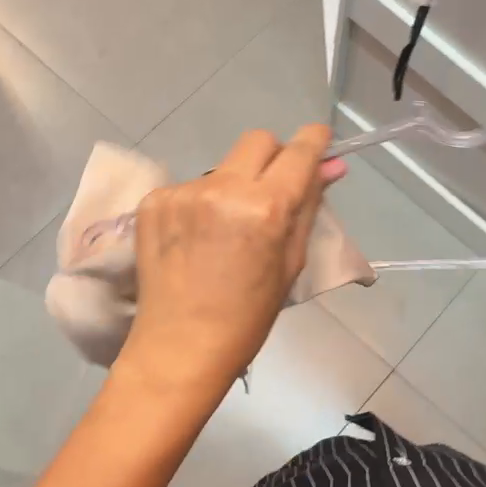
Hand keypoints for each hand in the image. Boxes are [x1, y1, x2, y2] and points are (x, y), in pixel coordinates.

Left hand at [124, 126, 344, 389]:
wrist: (181, 346)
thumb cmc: (248, 317)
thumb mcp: (290, 262)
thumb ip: (308, 207)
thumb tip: (331, 168)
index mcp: (266, 208)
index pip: (298, 151)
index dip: (314, 141)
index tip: (320, 140)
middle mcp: (223, 189)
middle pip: (258, 141)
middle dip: (273, 157)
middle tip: (272, 192)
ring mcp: (183, 192)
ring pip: (223, 167)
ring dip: (235, 185)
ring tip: (226, 232)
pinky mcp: (153, 201)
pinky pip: (191, 186)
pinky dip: (201, 204)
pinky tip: (196, 239)